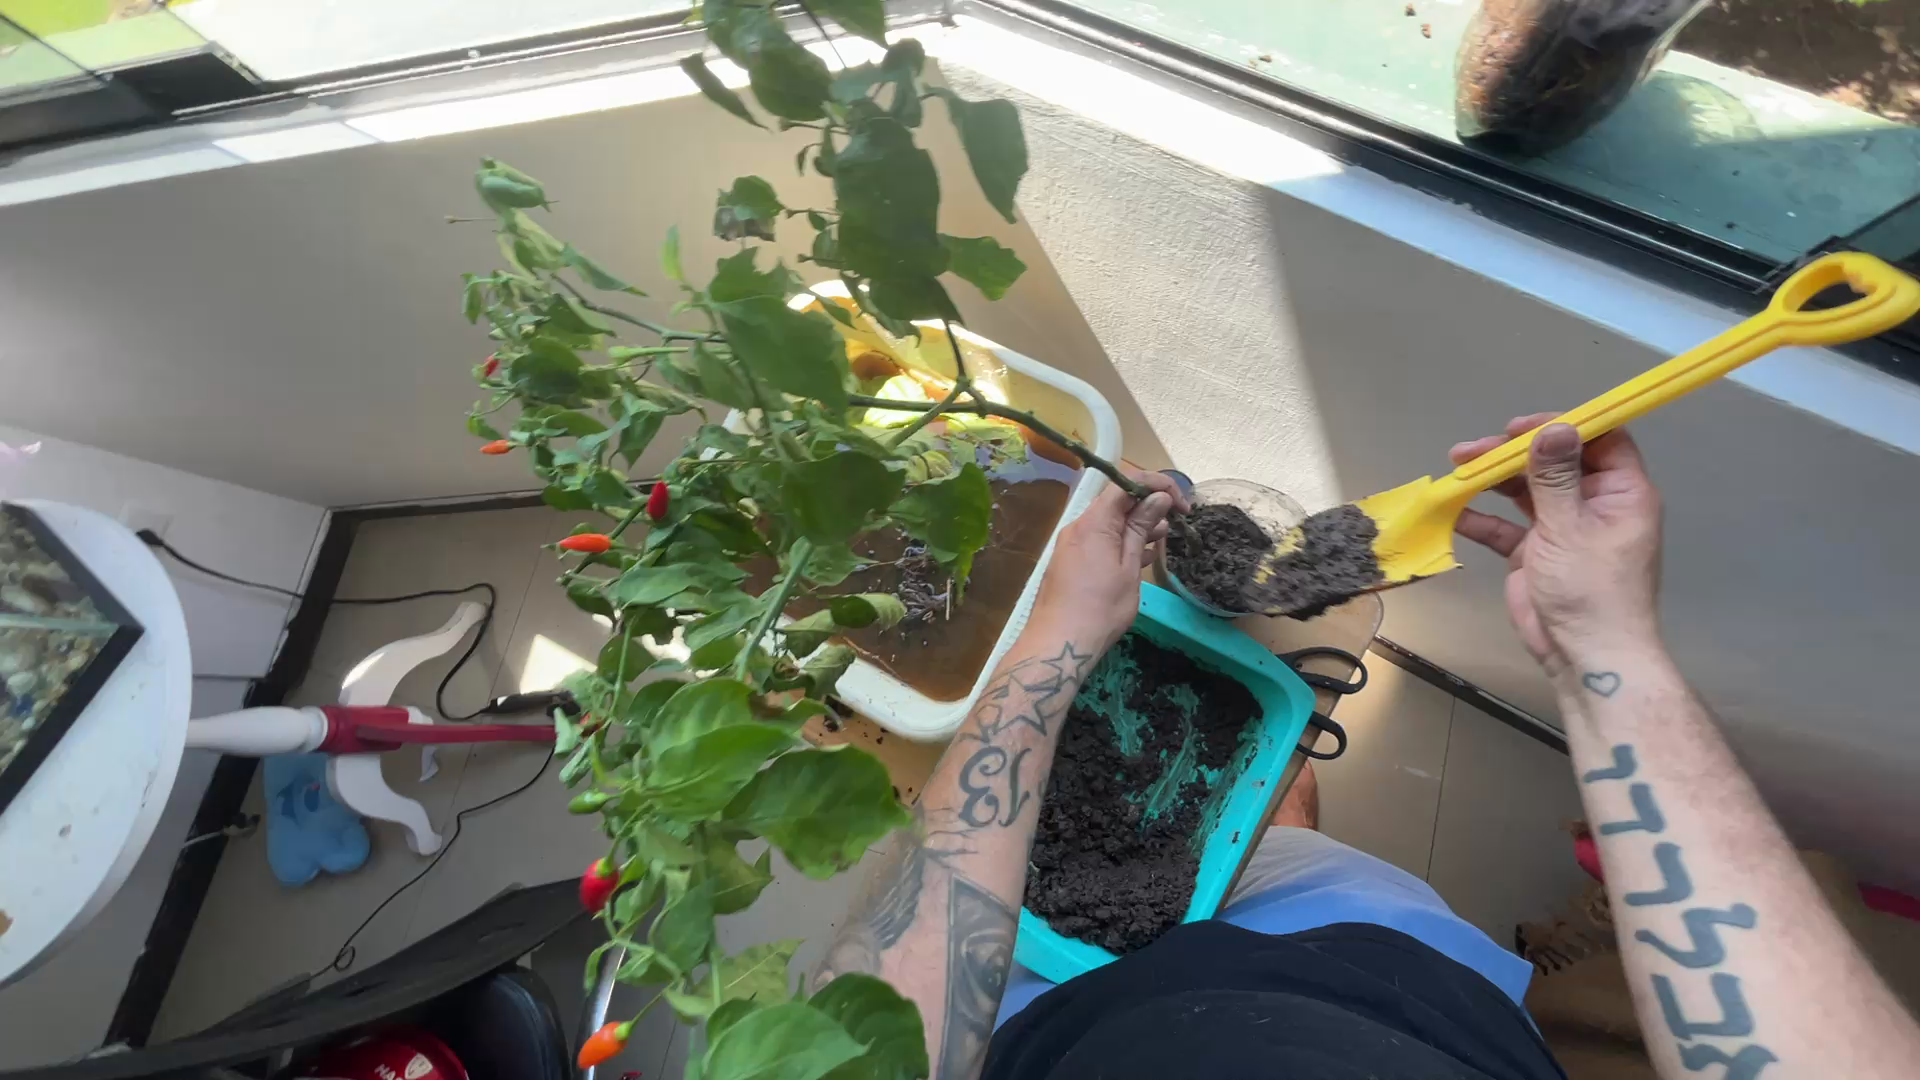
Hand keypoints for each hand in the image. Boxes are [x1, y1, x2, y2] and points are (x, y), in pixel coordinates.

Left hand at [1029, 470, 1188, 652]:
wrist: (1059, 642)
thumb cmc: (1101, 608)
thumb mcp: (1129, 567)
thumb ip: (1141, 528)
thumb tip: (1158, 498)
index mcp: (1093, 522)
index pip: (1125, 483)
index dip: (1157, 485)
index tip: (1181, 504)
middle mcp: (1078, 526)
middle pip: (1116, 500)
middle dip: (1149, 504)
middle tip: (1176, 521)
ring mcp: (1072, 544)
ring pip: (1109, 521)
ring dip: (1137, 524)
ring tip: (1164, 538)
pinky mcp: (1071, 561)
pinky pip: (1100, 539)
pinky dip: (1122, 541)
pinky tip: (1144, 555)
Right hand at [1450, 415, 1663, 682]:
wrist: (1582, 650)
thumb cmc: (1591, 588)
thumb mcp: (1570, 528)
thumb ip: (1556, 478)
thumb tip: (1554, 428)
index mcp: (1620, 493)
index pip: (1598, 441)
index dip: (1560, 427)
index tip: (1517, 427)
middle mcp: (1591, 504)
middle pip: (1551, 463)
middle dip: (1510, 454)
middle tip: (1471, 451)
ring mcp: (1559, 527)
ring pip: (1523, 491)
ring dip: (1490, 481)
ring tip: (1456, 471)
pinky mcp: (1531, 550)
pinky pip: (1502, 525)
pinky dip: (1478, 518)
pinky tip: (1452, 512)